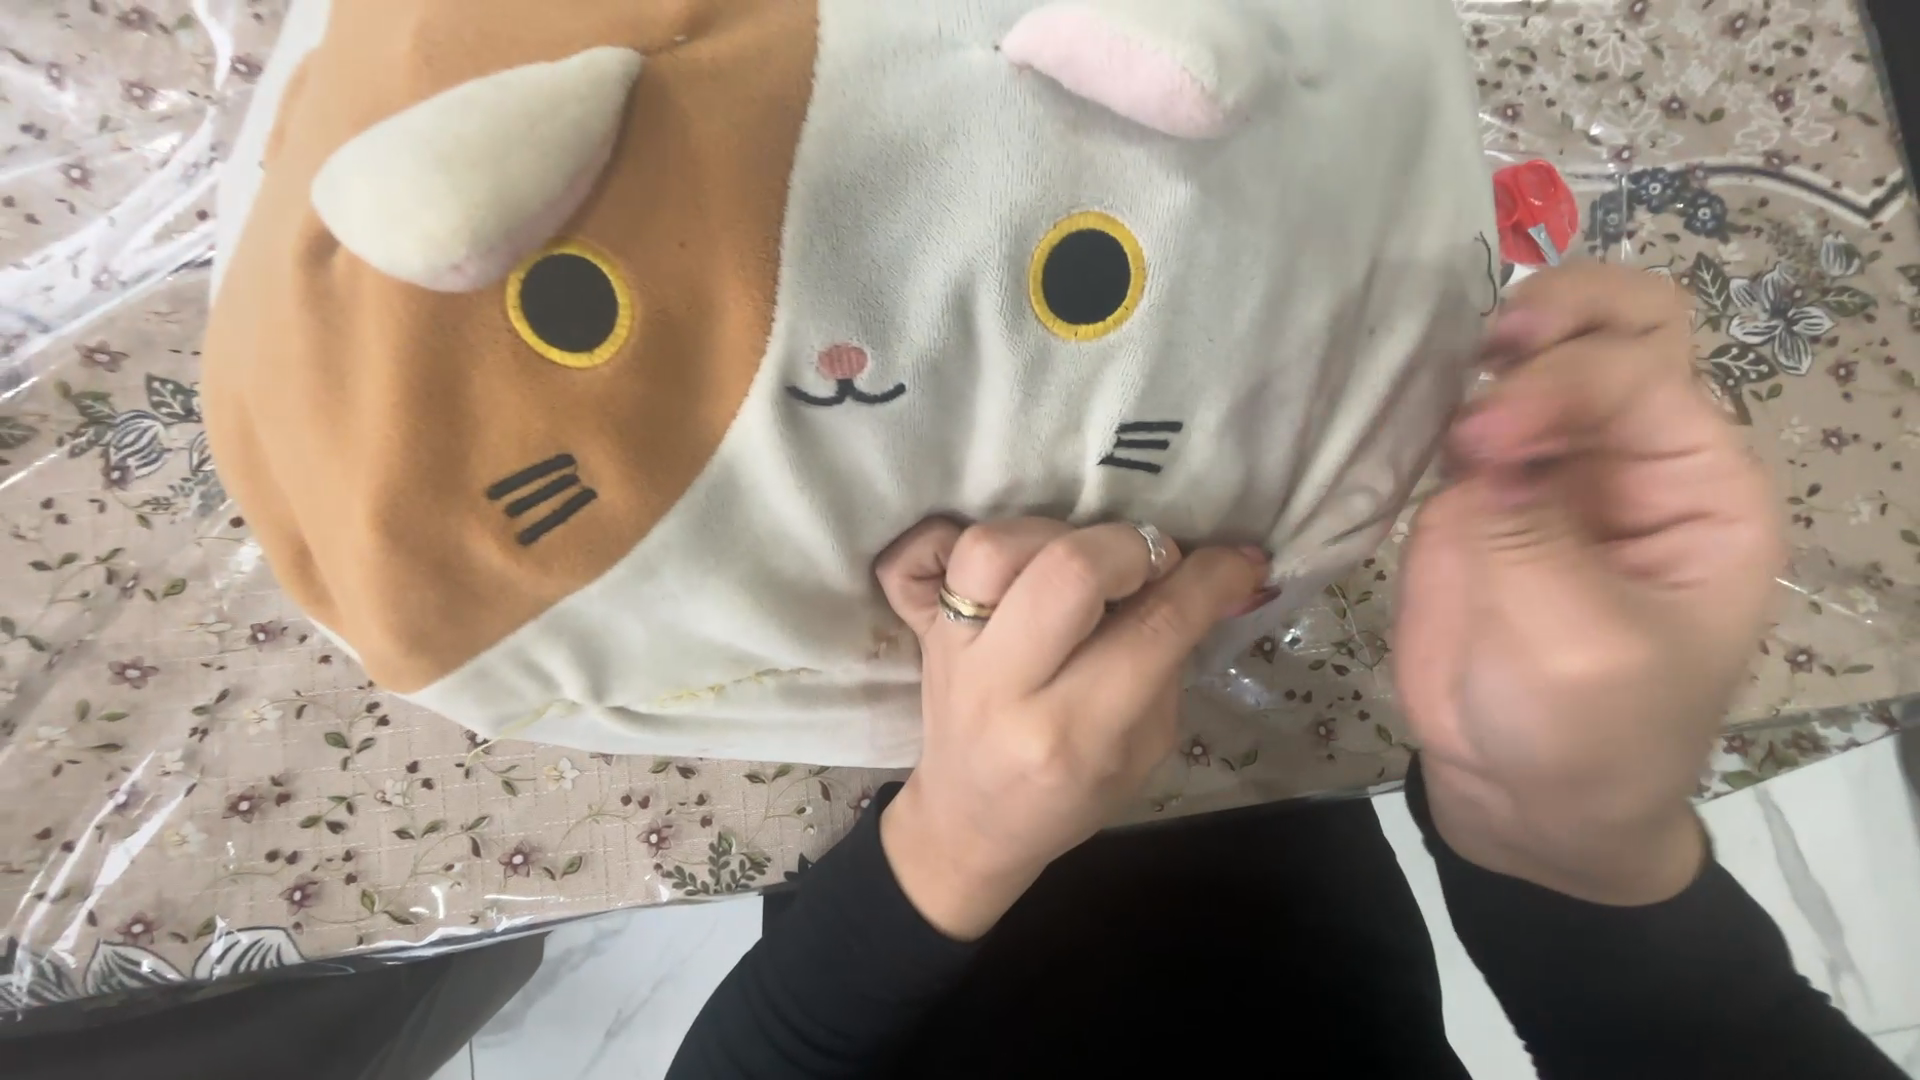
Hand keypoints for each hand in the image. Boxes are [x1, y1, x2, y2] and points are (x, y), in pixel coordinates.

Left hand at [872, 518, 1267, 938]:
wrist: (968, 824)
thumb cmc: (1068, 800)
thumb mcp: (1144, 750)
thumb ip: (1171, 662)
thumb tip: (1212, 579)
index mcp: (1071, 735)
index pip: (1151, 631)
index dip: (1208, 579)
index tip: (1238, 560)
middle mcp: (1004, 687)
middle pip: (1067, 571)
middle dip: (1131, 548)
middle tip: (1151, 565)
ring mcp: (951, 652)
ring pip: (993, 547)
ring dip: (1054, 535)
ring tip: (1081, 560)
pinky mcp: (922, 630)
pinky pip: (919, 558)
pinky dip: (961, 538)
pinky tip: (1008, 561)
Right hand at [1396, 261, 1785, 904]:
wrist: (1519, 787)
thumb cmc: (1589, 727)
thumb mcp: (1584, 641)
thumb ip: (1533, 534)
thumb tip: (1477, 436)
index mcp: (1691, 487)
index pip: (1638, 379)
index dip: (1560, 387)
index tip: (1481, 446)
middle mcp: (1618, 461)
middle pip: (1617, 333)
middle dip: (1560, 313)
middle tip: (1489, 339)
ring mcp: (1530, 476)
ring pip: (1524, 366)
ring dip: (1487, 347)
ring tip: (1436, 364)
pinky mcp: (1459, 502)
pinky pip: (1449, 424)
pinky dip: (1427, 402)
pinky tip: (1399, 404)